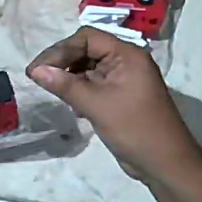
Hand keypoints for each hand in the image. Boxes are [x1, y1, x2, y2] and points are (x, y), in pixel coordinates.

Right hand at [26, 28, 201, 182]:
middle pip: (87, 50)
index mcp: (127, 55)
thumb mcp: (96, 105)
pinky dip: (79, 90)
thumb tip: (35, 70)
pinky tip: (70, 104)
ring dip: (69, 77)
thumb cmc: (134, 128)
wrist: (165, 163)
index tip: (38, 69)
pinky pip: (95, 84)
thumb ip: (65, 85)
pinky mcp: (121, 96)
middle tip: (37, 77)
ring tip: (51, 90)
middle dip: (62, 62)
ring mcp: (124, 79)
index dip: (61, 50)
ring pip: (89, 68)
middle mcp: (126, 61)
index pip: (87, 38)